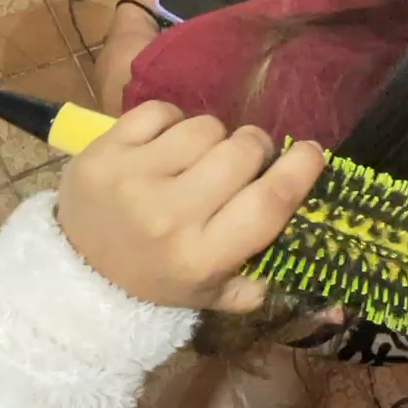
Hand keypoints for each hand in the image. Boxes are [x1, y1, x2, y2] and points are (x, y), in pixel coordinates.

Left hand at [55, 102, 324, 310]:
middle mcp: (170, 216)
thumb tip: (333, 291)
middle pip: (243, 151)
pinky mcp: (103, 151)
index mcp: (203, 257)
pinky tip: (164, 147)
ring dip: (212, 138)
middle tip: (244, 162)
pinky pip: (162, 111)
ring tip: (197, 160)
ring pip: (206, 126)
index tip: (311, 152)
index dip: (300, 169)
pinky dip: (172, 122)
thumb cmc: (157, 282)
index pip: (270, 201)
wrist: (74, 276)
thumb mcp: (213, 296)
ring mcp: (132, 178)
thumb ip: (266, 285)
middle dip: (254, 149)